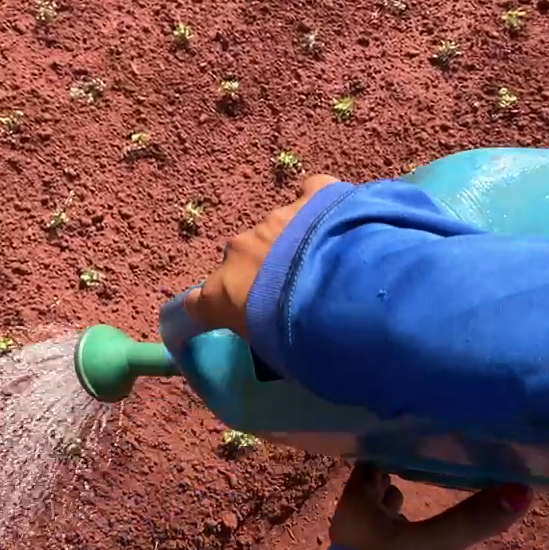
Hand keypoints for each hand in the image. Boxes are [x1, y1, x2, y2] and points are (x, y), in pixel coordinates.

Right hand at [183, 175, 338, 337]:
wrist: (348, 296)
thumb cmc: (305, 339)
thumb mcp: (275, 355)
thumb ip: (263, 337)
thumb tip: (277, 341)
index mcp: (221, 292)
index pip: (200, 301)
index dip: (216, 306)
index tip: (231, 315)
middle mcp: (239, 251)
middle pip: (242, 260)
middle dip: (263, 272)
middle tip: (294, 292)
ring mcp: (274, 221)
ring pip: (276, 231)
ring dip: (292, 244)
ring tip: (325, 264)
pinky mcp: (311, 198)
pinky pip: (310, 194)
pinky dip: (318, 204)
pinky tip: (335, 218)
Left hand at [328, 463, 529, 549]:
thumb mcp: (435, 542)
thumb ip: (472, 518)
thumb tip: (521, 490)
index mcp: (356, 502)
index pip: (370, 467)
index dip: (389, 456)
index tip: (414, 447)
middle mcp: (351, 518)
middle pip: (370, 492)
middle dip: (392, 482)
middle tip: (420, 468)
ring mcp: (356, 544)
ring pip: (375, 517)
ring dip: (393, 509)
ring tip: (417, 496)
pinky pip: (381, 538)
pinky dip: (396, 531)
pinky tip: (414, 535)